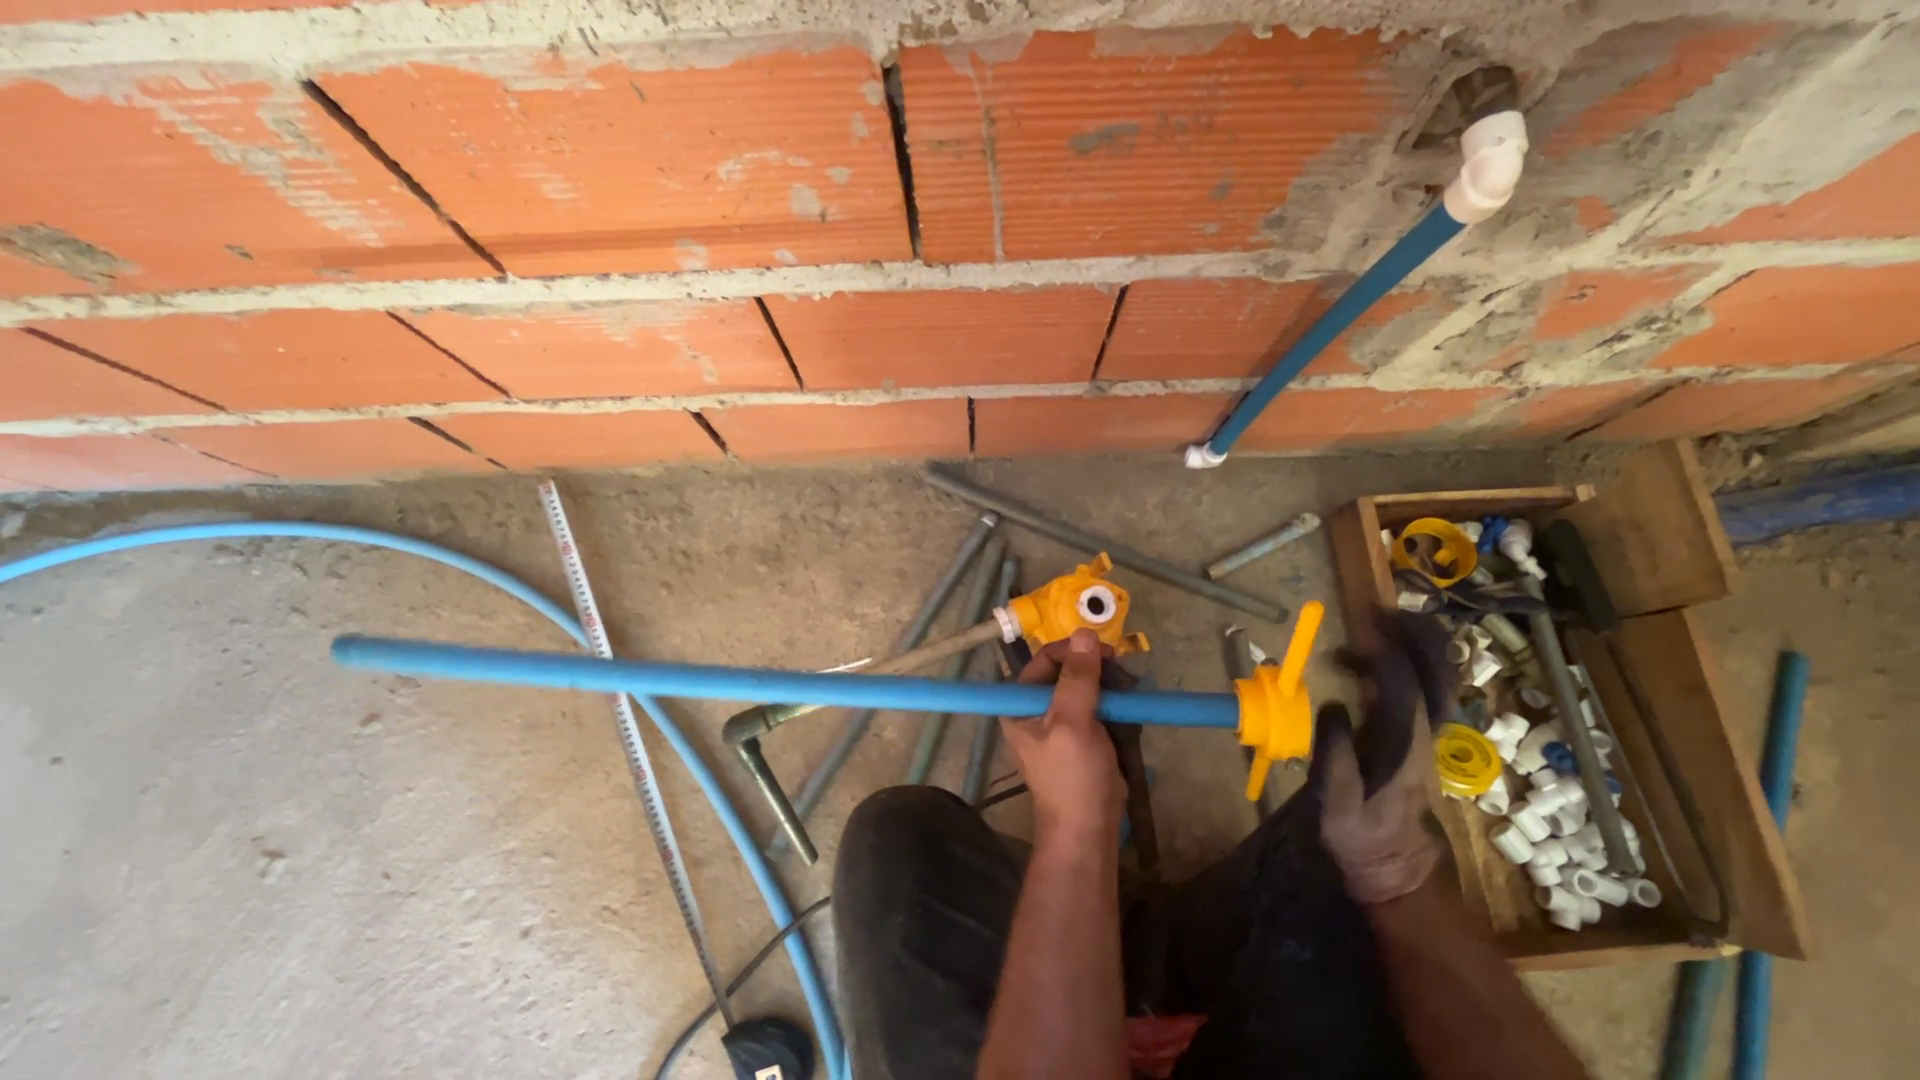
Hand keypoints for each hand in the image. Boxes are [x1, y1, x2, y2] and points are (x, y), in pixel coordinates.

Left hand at [1002, 629, 1123, 841]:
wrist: (1088, 826)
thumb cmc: (1072, 775)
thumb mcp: (1071, 722)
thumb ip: (1078, 678)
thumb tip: (1085, 633)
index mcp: (1020, 705)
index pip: (1043, 660)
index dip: (1072, 651)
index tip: (1105, 652)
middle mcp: (1037, 709)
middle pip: (1067, 670)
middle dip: (1096, 668)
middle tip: (1122, 671)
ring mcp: (1063, 722)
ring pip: (1088, 686)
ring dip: (1110, 684)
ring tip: (1130, 689)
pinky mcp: (1086, 734)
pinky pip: (1100, 705)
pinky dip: (1116, 701)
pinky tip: (1131, 704)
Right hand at [1314, 609, 1456, 903]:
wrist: (1393, 862)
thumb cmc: (1360, 835)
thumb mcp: (1338, 805)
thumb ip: (1336, 758)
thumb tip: (1332, 708)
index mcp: (1407, 747)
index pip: (1405, 689)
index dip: (1383, 658)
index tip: (1352, 639)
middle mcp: (1428, 733)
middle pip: (1439, 672)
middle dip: (1415, 634)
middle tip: (1378, 610)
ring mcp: (1429, 732)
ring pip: (1440, 675)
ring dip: (1416, 642)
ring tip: (1376, 623)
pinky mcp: (1421, 733)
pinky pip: (1426, 684)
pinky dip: (1409, 659)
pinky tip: (1372, 657)